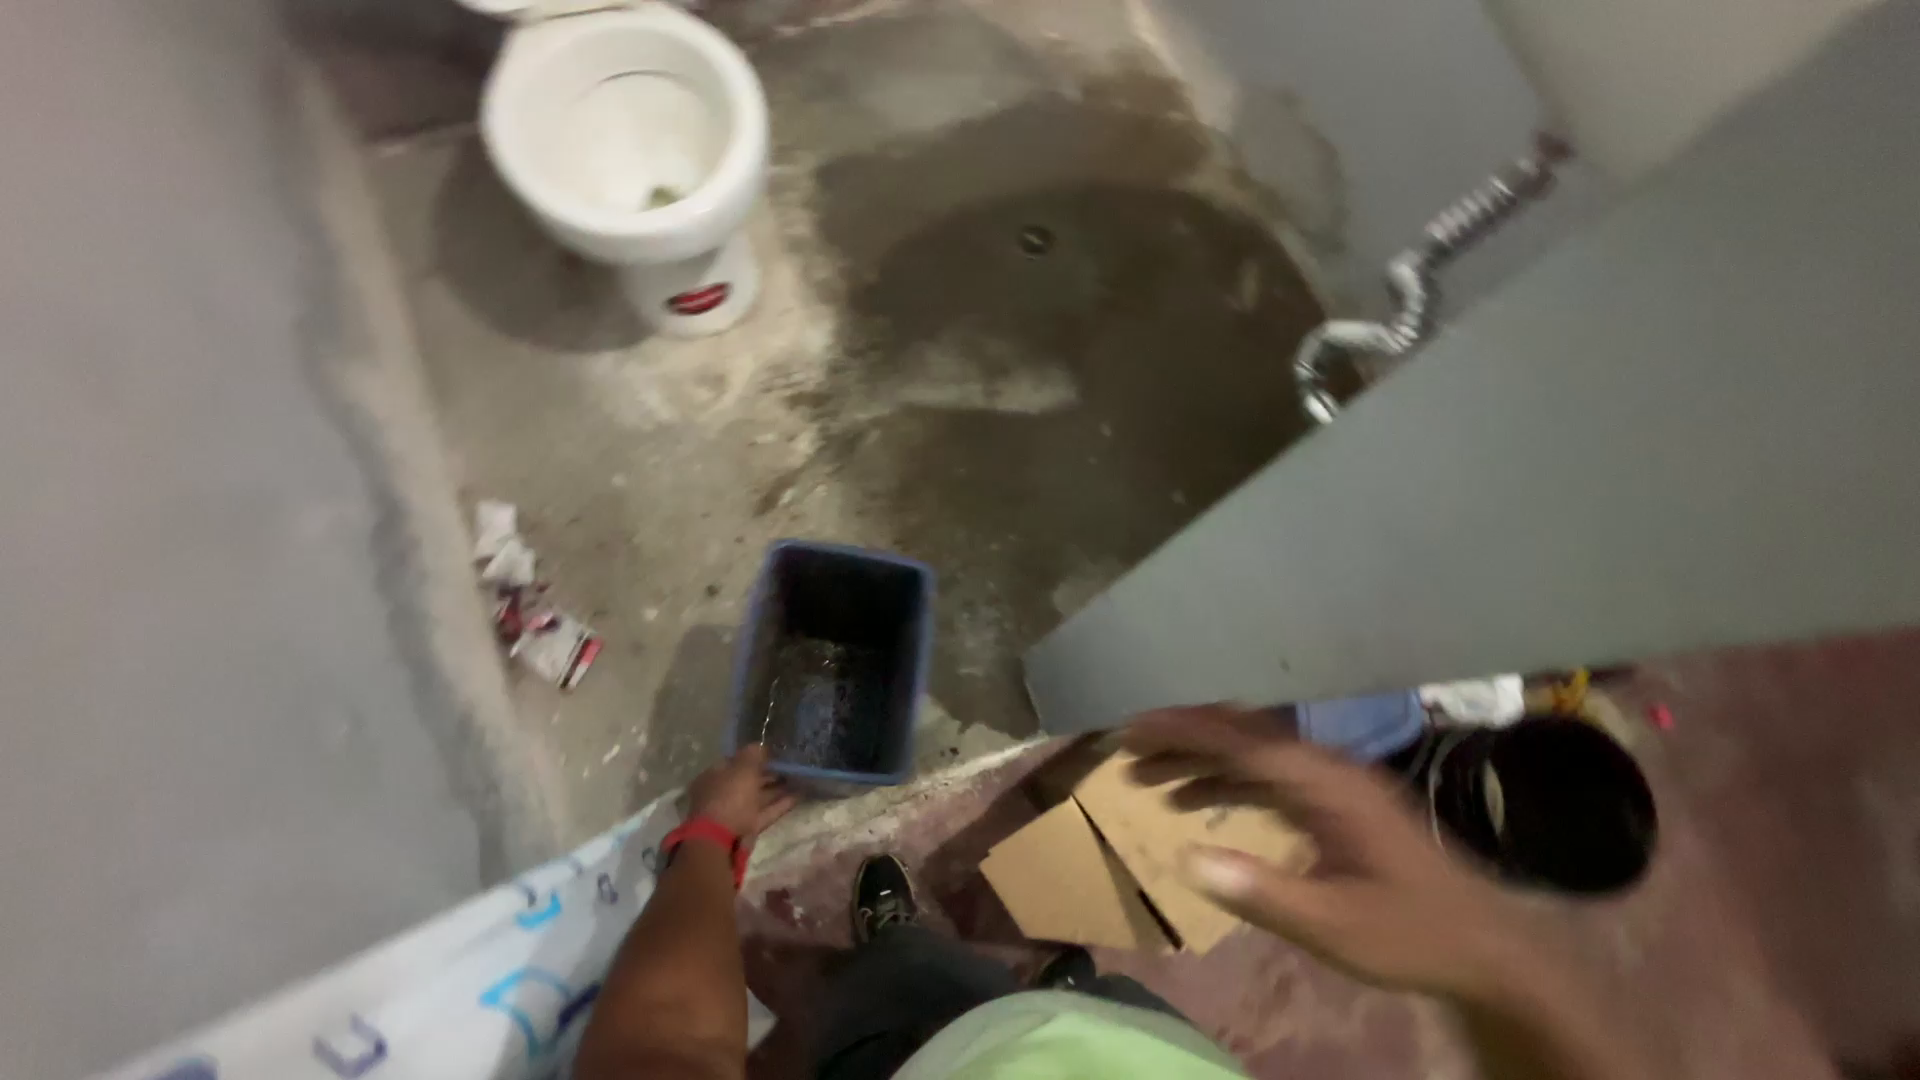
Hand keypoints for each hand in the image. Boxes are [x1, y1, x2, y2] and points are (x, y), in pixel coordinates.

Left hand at [686, 744, 796, 842]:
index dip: (755, 755)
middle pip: (749, 779)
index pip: (736, 761)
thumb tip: (763, 745)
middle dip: (769, 772)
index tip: (774, 751)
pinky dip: (782, 804)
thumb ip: (754, 754)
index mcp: (715, 776)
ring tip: (800, 777)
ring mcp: (736, 811)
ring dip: (778, 788)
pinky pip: (767, 811)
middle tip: (791, 764)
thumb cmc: (729, 797)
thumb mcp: (743, 768)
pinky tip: (800, 794)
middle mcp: (723, 793)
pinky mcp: (748, 827)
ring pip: (760, 796)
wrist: (721, 840)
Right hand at [1123, 705, 1547, 1003]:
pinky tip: (1191, 802)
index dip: (1181, 730)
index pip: (1239, 740)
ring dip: (1195, 759)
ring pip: (1248, 753)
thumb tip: (1184, 858)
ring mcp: (1329, 782)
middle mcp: (1323, 768)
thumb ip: (1259, 892)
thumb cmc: (1411, 935)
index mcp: (1325, 783)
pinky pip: (1264, 777)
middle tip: (1126, 749)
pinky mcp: (1330, 803)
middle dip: (1179, 737)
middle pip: (1239, 735)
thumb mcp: (1333, 925)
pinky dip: (1222, 782)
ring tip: (1144, 777)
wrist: (1487, 948)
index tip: (1131, 728)